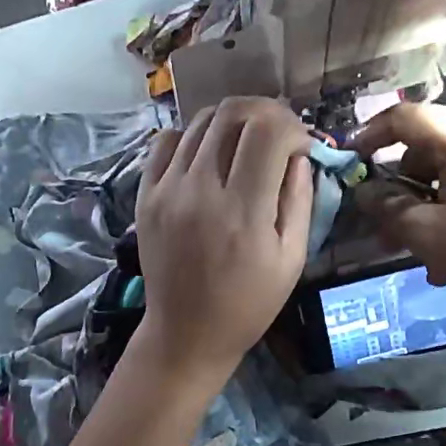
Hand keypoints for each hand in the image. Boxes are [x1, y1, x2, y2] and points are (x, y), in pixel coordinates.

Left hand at [135, 98, 313, 383]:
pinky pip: (167, 140)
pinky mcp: (145, 195)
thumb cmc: (249, 304)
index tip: (301, 145)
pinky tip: (208, 156)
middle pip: (232, 113)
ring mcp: (166, 190)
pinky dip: (194, 136)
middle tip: (278, 131)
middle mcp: (200, 191)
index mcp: (244, 212)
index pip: (268, 132)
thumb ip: (299, 200)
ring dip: (232, 121)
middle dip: (265, 112)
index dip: (292, 126)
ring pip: (200, 121)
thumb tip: (299, 153)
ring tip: (246, 142)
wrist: (187, 333)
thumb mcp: (291, 259)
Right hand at [351, 103, 445, 333]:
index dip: (369, 136)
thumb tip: (367, 193)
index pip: (405, 116)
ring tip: (439, 254)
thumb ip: (391, 212)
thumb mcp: (435, 239)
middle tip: (396, 228)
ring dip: (443, 203)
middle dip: (408, 183)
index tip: (350, 163)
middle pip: (439, 143)